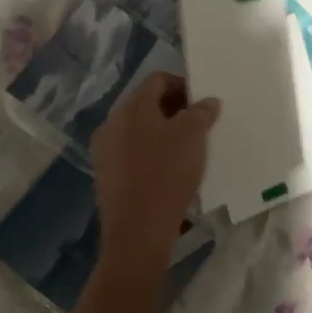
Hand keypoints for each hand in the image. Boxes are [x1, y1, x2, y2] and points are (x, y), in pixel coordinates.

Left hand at [90, 72, 220, 264]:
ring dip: (162, 133)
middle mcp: (112, 123)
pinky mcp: (106, 177)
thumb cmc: (167, 172)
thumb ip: (202, 111)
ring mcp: (105, 152)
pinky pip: (132, 154)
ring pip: (139, 130)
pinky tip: (169, 171)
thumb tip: (206, 102)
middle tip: (199, 124)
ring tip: (187, 149)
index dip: (183, 84)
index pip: (158, 79)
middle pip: (146, 104)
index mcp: (132, 107)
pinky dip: (151, 154)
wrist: (138, 232)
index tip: (202, 102)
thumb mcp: (194, 134)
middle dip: (174, 109)